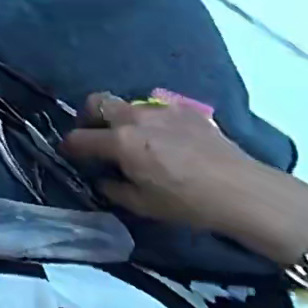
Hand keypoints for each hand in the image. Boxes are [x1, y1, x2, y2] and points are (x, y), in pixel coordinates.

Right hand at [62, 90, 265, 227]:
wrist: (240, 189)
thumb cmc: (186, 201)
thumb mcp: (141, 205)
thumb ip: (114, 188)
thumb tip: (103, 180)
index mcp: (120, 141)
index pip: (79, 138)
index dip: (68, 147)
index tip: (67, 153)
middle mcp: (135, 117)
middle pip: (97, 103)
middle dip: (87, 117)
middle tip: (93, 136)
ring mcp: (161, 109)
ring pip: (126, 103)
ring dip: (118, 118)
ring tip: (129, 138)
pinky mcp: (184, 109)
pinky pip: (154, 108)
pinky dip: (146, 119)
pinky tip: (160, 138)